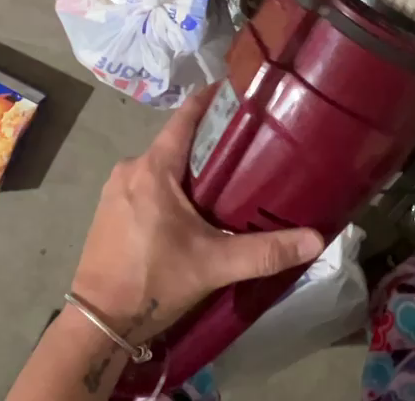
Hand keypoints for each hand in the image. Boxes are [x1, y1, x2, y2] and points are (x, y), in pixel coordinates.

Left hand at [67, 85, 325, 344]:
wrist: (98, 325)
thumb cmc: (154, 282)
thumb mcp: (214, 265)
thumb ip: (265, 251)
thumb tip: (317, 239)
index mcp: (154, 168)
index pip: (186, 116)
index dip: (212, 99)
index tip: (239, 90)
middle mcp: (131, 167)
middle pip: (177, 141)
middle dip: (209, 140)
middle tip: (248, 143)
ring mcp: (116, 189)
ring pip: (162, 164)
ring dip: (189, 167)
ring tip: (226, 176)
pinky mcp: (110, 210)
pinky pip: (147, 183)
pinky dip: (170, 185)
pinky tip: (192, 206)